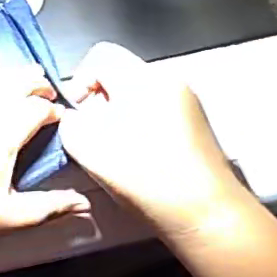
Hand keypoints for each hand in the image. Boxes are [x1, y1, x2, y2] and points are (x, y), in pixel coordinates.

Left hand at [0, 62, 91, 239]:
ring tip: (30, 73)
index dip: (52, 110)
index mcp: (3, 137)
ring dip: (14, 74)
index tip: (60, 117)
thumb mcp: (9, 217)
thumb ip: (49, 206)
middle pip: (16, 86)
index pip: (36, 110)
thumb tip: (83, 203)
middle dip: (37, 85)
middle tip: (49, 92)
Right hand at [57, 43, 253, 237]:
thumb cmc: (151, 181)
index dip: (78, 87)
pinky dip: (137, 136)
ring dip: (117, 125)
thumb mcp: (91, 150)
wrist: (206, 216)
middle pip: (118, 82)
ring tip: (115, 158)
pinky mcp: (193, 130)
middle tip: (93, 142)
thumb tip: (72, 117)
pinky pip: (153, 119)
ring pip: (134, 102)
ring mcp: (186, 106)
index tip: (75, 118)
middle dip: (98, 109)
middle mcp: (170, 84)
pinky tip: (137, 165)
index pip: (99, 60)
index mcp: (147, 79)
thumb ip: (70, 124)